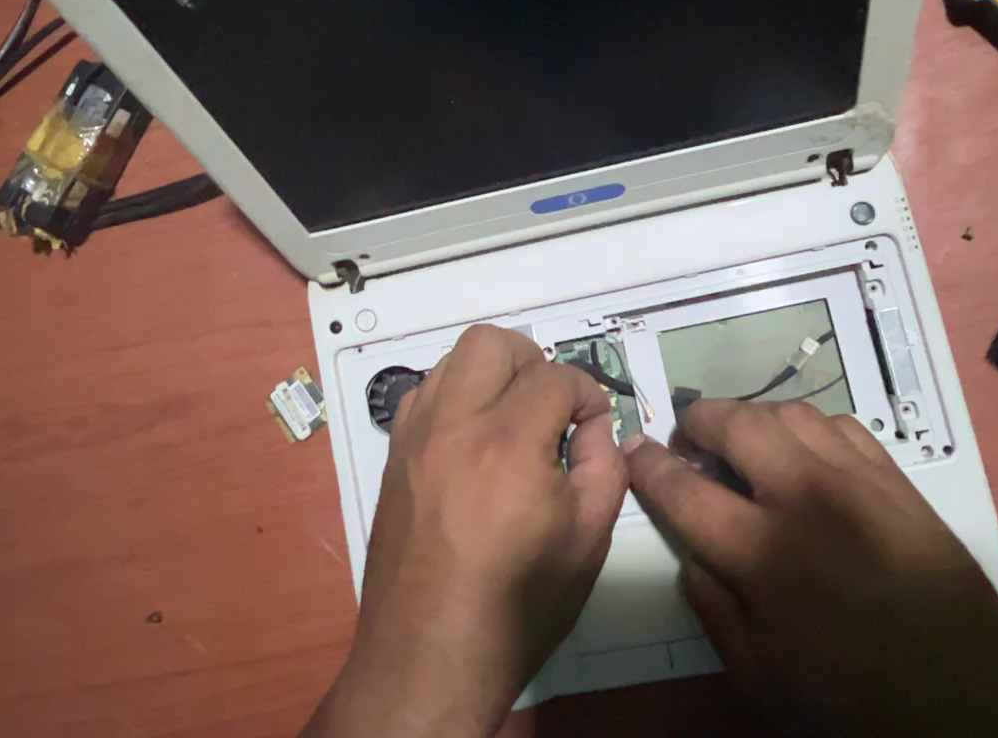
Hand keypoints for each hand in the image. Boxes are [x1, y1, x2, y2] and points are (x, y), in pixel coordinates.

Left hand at [305, 325, 628, 737]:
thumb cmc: (519, 604)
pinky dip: (456, 395)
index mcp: (509, 446)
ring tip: (513, 418)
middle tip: (551, 406)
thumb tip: (594, 426)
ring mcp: (415, 436)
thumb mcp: (588, 540)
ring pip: (453, 358)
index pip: (557, 378)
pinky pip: (424, 391)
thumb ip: (605, 465)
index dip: (588, 395)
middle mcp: (455, 425)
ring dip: (492, 374)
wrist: (429, 655)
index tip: (593, 426)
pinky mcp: (393, 453)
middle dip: (533, 361)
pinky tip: (473, 437)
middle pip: (492, 342)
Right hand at [626, 399, 997, 736]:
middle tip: (688, 443)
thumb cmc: (856, 702)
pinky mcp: (896, 479)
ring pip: (786, 412)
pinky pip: (837, 424)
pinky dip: (804, 428)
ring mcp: (857, 481)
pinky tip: (801, 456)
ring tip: (741, 445)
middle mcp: (807, 499)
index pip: (684, 489)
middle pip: (735, 424)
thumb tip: (689, 550)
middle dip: (697, 423)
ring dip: (749, 419)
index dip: (648, 466)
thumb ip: (713, 606)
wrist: (976, 706)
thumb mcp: (761, 676)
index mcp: (765, 556)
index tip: (632, 450)